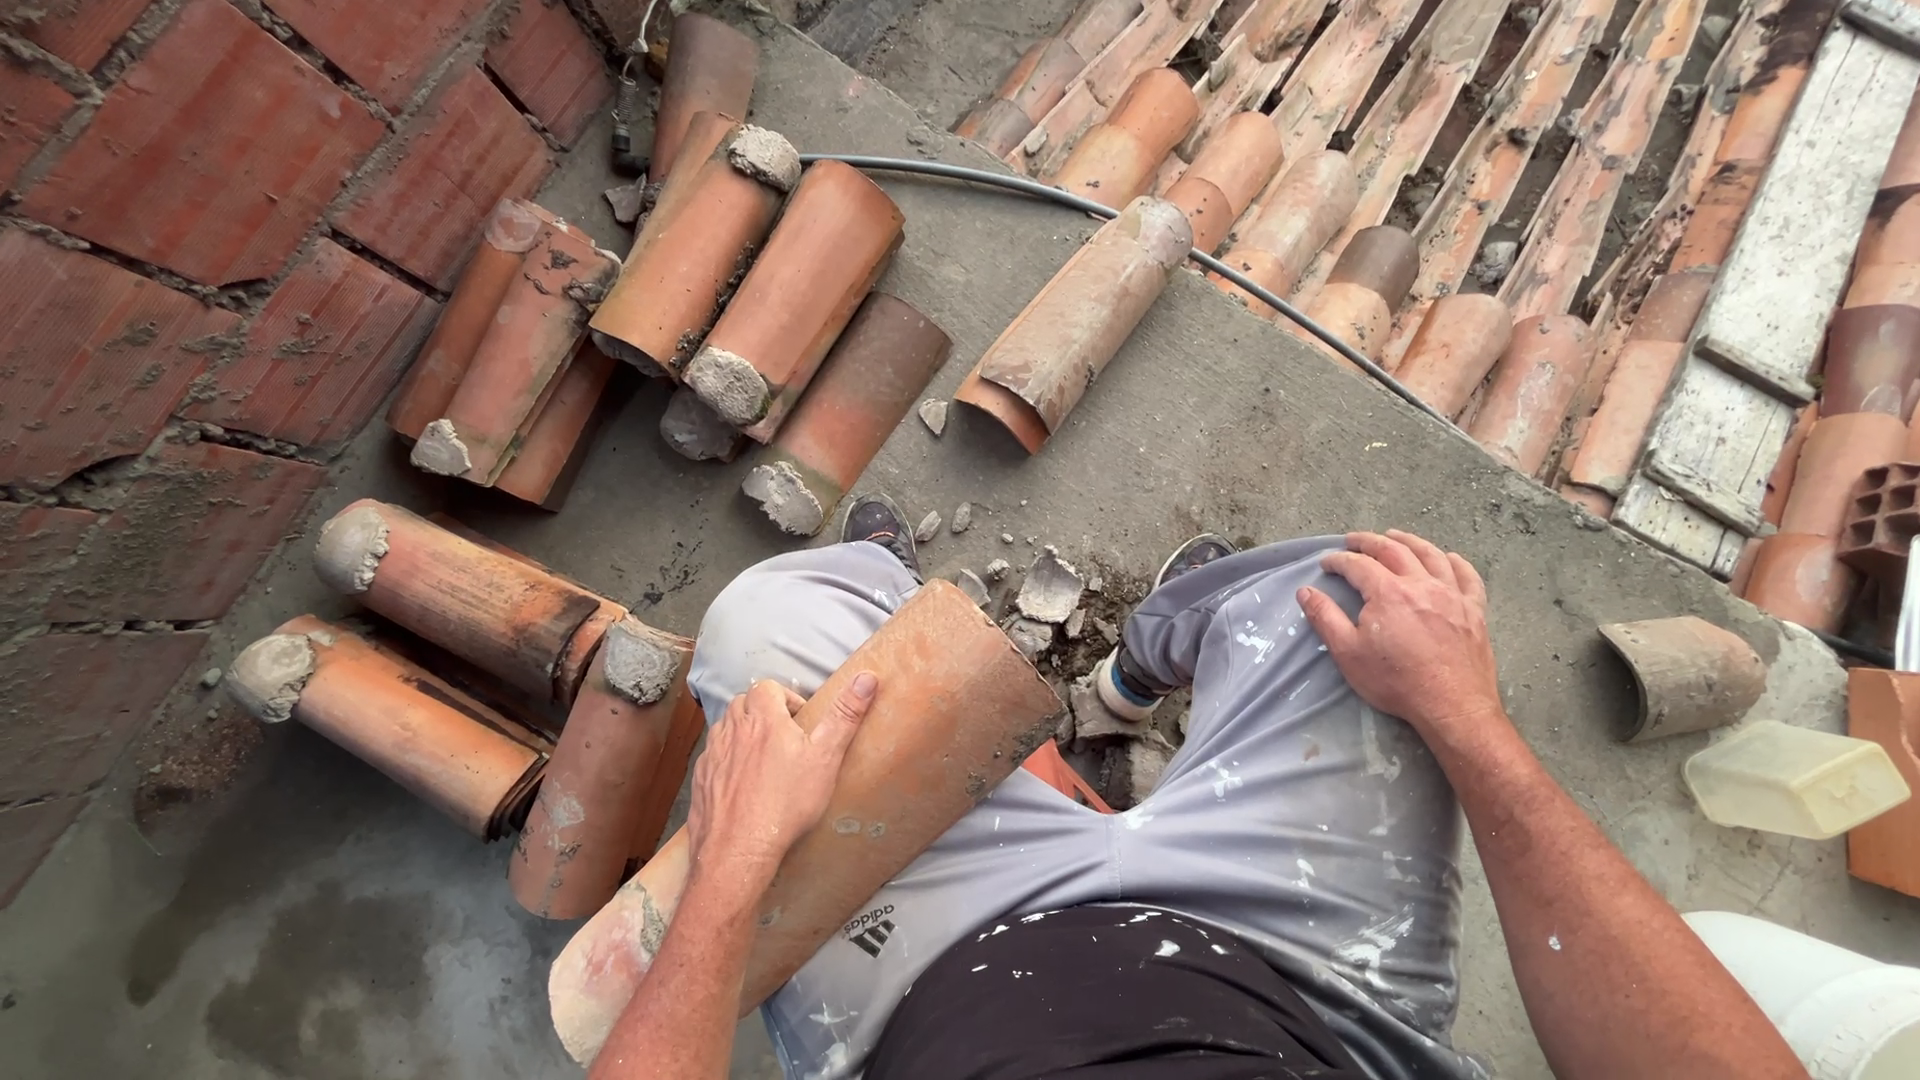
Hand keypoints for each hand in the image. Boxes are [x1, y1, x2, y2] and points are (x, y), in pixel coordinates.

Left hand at [686, 673, 876, 885]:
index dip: (785, 697)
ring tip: (763, 757)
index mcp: (763, 719)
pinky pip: (712, 757)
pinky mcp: (700, 780)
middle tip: (783, 735)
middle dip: (762, 711)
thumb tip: (866, 678)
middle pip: (742, 703)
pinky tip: (742, 783)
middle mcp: (733, 730)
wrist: (738, 850)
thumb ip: (845, 715)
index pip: (767, 687)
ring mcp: (712, 755)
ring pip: (725, 728)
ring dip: (742, 733)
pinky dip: (727, 760)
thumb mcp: (825, 757)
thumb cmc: (785, 802)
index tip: (799, 719)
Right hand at [1298, 530, 1503, 736]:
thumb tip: (1305, 592)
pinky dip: (1455, 562)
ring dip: (1409, 541)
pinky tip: (1448, 558)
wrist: (1451, 706)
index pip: (1358, 565)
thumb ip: (1324, 617)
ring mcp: (1452, 595)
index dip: (1338, 560)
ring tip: (1394, 536)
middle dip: (1369, 541)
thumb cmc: (1395, 681)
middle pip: (1393, 550)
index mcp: (1387, 592)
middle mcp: (1421, 585)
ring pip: (1431, 555)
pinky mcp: (1474, 610)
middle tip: (1353, 540)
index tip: (1326, 564)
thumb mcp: (1347, 652)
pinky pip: (1467, 576)